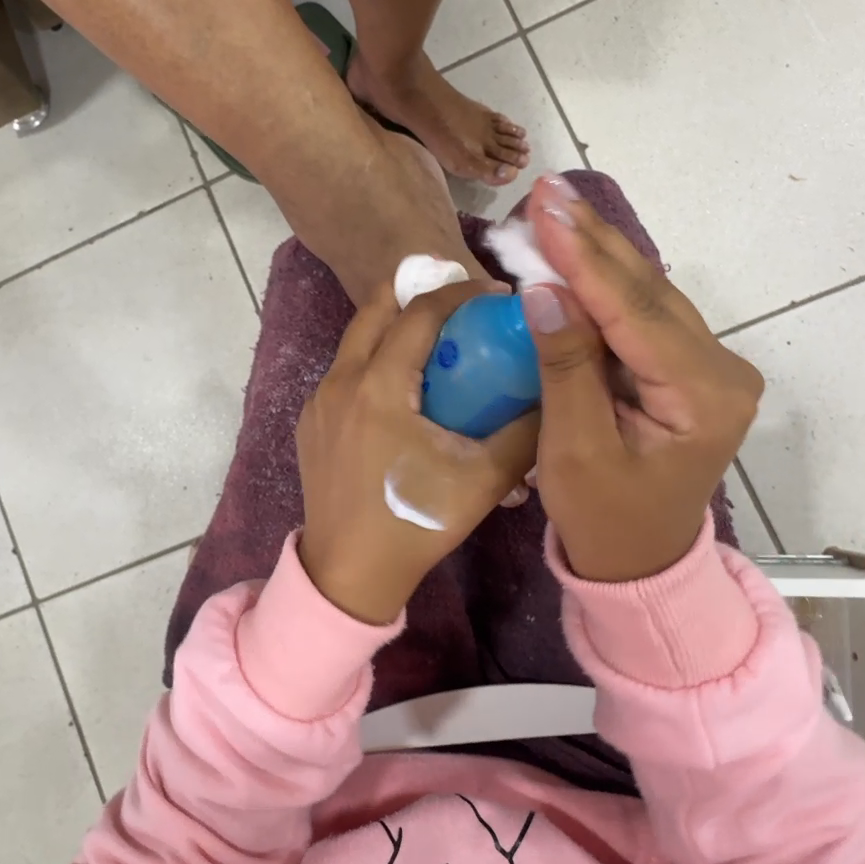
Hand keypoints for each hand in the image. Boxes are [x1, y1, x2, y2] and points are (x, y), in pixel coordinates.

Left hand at [296, 281, 538, 624]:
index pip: (419, 313)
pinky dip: (373, 360)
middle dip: (417, 295)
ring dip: (392, 327)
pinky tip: (404, 387)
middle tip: (461, 306)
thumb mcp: (484, 478)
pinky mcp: (309, 422)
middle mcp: (339, 381)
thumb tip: (555, 391)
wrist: (349, 570)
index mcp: (378, 386)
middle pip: (375, 310)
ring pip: (354, 340)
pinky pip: (343, 372)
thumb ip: (525, 430)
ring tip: (437, 343)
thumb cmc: (416, 523)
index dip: (460, 293)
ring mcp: (317, 402)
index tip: (495, 293)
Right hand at [518, 174, 764, 582]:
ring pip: (643, 294)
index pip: (635, 312)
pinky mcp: (681, 366)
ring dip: (592, 252)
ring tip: (551, 208)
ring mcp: (703, 365)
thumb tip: (545, 293)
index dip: (585, 259)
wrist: (639, 559)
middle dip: (590, 239)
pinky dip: (598, 282)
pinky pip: (636, 314)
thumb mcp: (573, 450)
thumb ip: (564, 369)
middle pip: (645, 290)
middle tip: (544, 190)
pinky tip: (569, 250)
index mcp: (703, 395)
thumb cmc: (603, 516)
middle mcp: (717, 368)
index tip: (546, 210)